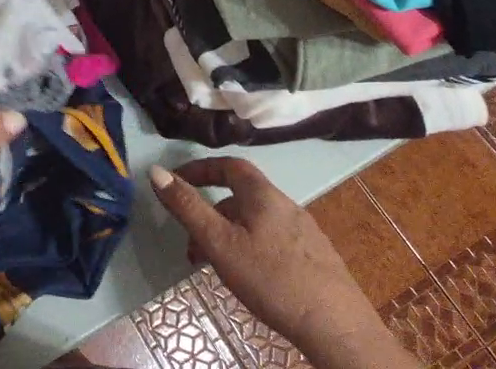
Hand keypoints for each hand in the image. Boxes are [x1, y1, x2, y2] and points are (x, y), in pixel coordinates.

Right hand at [149, 158, 417, 368]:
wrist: (339, 330)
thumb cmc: (272, 279)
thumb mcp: (219, 243)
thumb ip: (187, 206)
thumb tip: (156, 171)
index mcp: (264, 196)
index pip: (229, 165)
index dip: (201, 169)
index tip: (178, 182)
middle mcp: (287, 207)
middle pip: (241, 197)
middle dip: (210, 213)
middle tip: (191, 242)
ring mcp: (306, 234)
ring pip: (256, 222)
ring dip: (228, 234)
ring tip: (215, 266)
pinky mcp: (317, 261)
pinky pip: (274, 241)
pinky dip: (251, 248)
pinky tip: (250, 278)